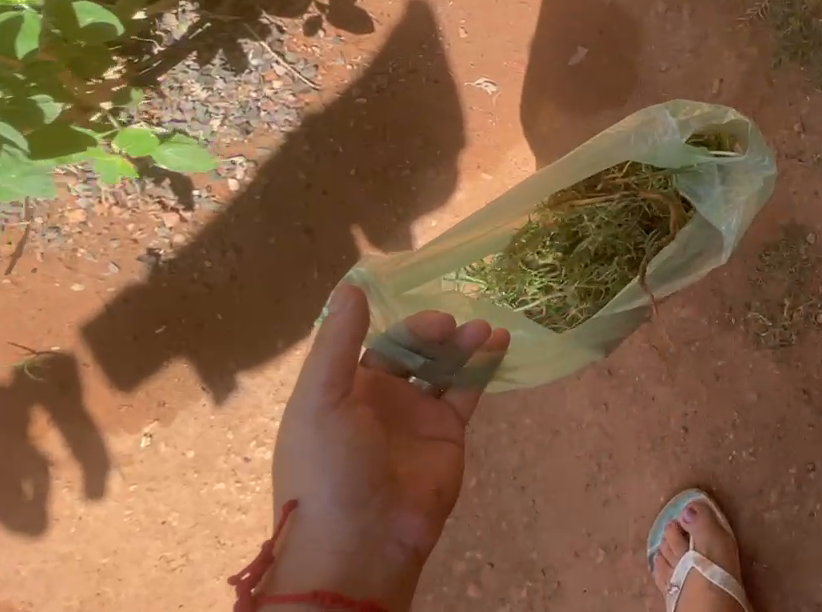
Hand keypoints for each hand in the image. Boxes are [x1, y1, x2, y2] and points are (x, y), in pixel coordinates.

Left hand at [261, 285, 509, 609]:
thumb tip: (351, 284)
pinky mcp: (449, 431)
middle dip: (439, 332)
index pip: (378, 344)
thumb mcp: (321, 402)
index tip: (434, 319)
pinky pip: (470, 388)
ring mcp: (418, 416)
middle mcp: (382, 399)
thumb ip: (338, 343)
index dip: (405, 326)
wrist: (364, 537)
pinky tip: (500, 344)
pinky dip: (485, 365)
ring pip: (447, 366)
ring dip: (465, 344)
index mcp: (344, 392)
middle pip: (416, 351)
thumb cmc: (331, 467)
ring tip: (486, 330)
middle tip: (458, 326)